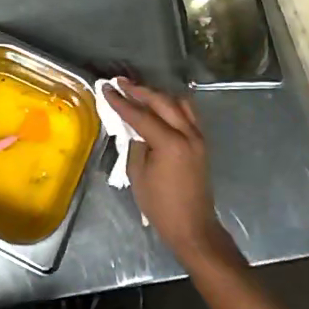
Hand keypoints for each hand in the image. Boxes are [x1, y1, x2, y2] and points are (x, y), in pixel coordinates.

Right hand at [107, 79, 227, 262]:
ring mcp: (198, 137)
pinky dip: (172, 105)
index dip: (121, 101)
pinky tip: (159, 106)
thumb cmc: (160, 205)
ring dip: (158, 95)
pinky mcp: (201, 143)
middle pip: (162, 101)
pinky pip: (187, 114)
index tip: (107, 88)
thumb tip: (134, 128)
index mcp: (170, 142)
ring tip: (139, 91)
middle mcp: (187, 133)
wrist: (192, 226)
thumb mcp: (138, 174)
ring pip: (179, 103)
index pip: (141, 114)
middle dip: (140, 90)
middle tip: (120, 82)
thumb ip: (136, 145)